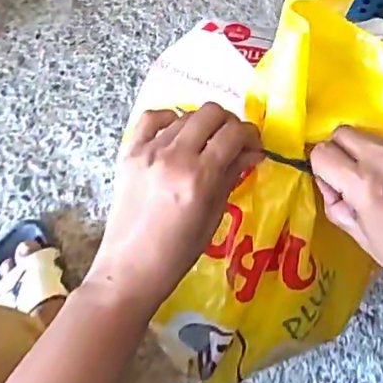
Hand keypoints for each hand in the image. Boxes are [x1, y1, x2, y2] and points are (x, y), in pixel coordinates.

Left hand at [88, 103, 261, 313]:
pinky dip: (168, 119)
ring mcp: (150, 151)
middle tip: (232, 141)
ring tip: (204, 144)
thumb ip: (231, 177)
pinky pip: (152, 118)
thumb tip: (252, 153)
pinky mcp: (130, 152)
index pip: (234, 134)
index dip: (250, 134)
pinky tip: (175, 133)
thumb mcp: (213, 217)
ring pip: (186, 114)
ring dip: (202, 124)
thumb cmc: (176, 254)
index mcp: (199, 177)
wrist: (128, 269)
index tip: (254, 145)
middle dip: (229, 123)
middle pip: (211, 113)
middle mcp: (175, 156)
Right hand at [308, 128, 382, 307]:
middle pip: (341, 133)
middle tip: (349, 182)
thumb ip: (339, 207)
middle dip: (338, 153)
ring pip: (368, 135)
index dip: (320, 170)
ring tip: (379, 184)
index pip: (322, 152)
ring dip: (362, 153)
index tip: (334, 190)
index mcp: (364, 183)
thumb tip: (332, 188)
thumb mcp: (363, 239)